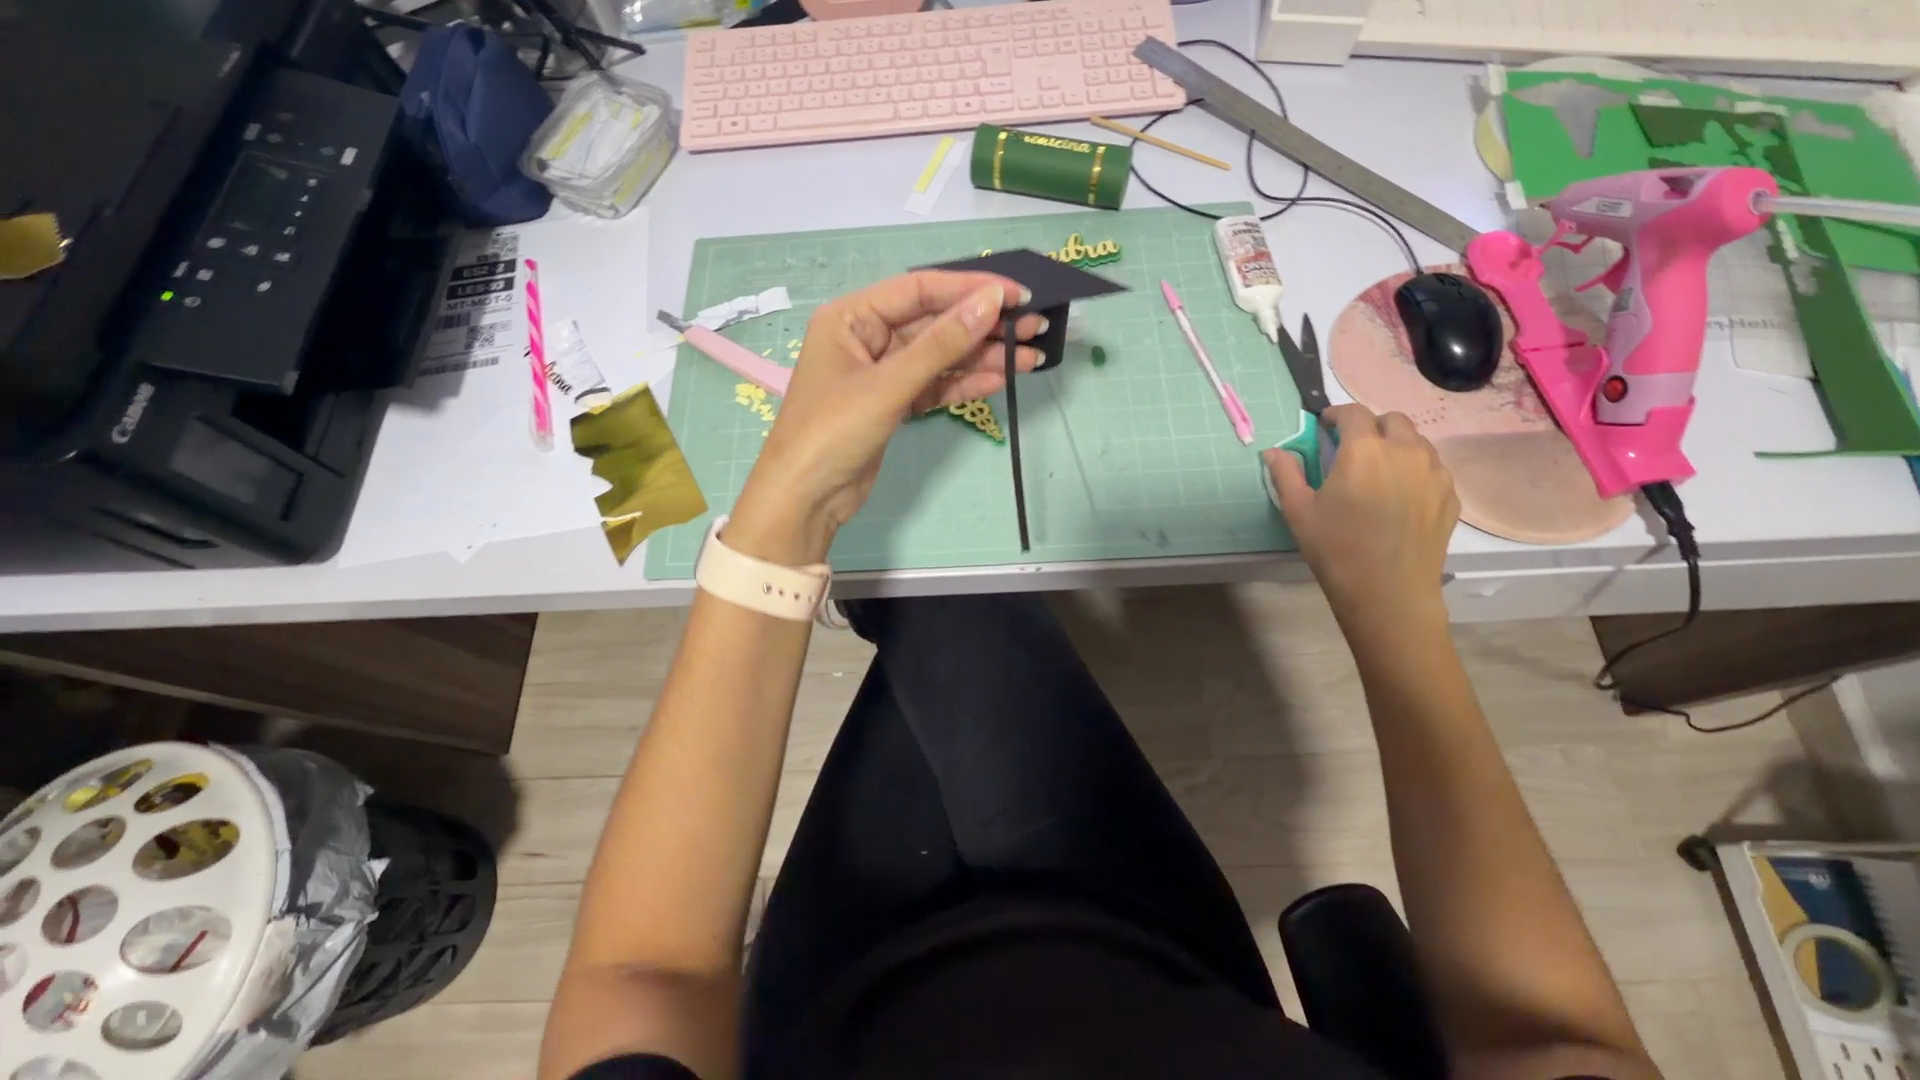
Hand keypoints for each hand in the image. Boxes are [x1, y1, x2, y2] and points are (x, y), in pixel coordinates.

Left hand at [727, 271, 1044, 564]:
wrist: (804, 499)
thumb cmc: (833, 431)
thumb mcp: (889, 384)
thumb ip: (942, 343)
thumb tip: (991, 300)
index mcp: (852, 317)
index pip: (918, 290)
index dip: (969, 289)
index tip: (1016, 294)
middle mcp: (866, 337)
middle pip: (933, 322)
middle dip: (982, 326)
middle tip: (1034, 327)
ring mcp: (880, 372)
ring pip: (939, 355)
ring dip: (981, 356)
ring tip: (1029, 357)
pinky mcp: (892, 404)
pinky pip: (934, 384)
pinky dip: (963, 383)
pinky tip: (999, 380)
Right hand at [1263, 405, 1458, 627]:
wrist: (1389, 593)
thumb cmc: (1336, 550)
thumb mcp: (1299, 512)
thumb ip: (1285, 474)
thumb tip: (1273, 452)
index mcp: (1363, 450)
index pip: (1353, 413)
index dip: (1338, 414)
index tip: (1326, 426)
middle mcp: (1404, 451)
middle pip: (1392, 420)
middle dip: (1371, 427)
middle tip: (1353, 448)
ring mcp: (1434, 472)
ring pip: (1417, 442)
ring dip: (1396, 445)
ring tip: (1379, 471)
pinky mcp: (1449, 495)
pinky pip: (1433, 468)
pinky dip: (1415, 470)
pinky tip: (1400, 495)